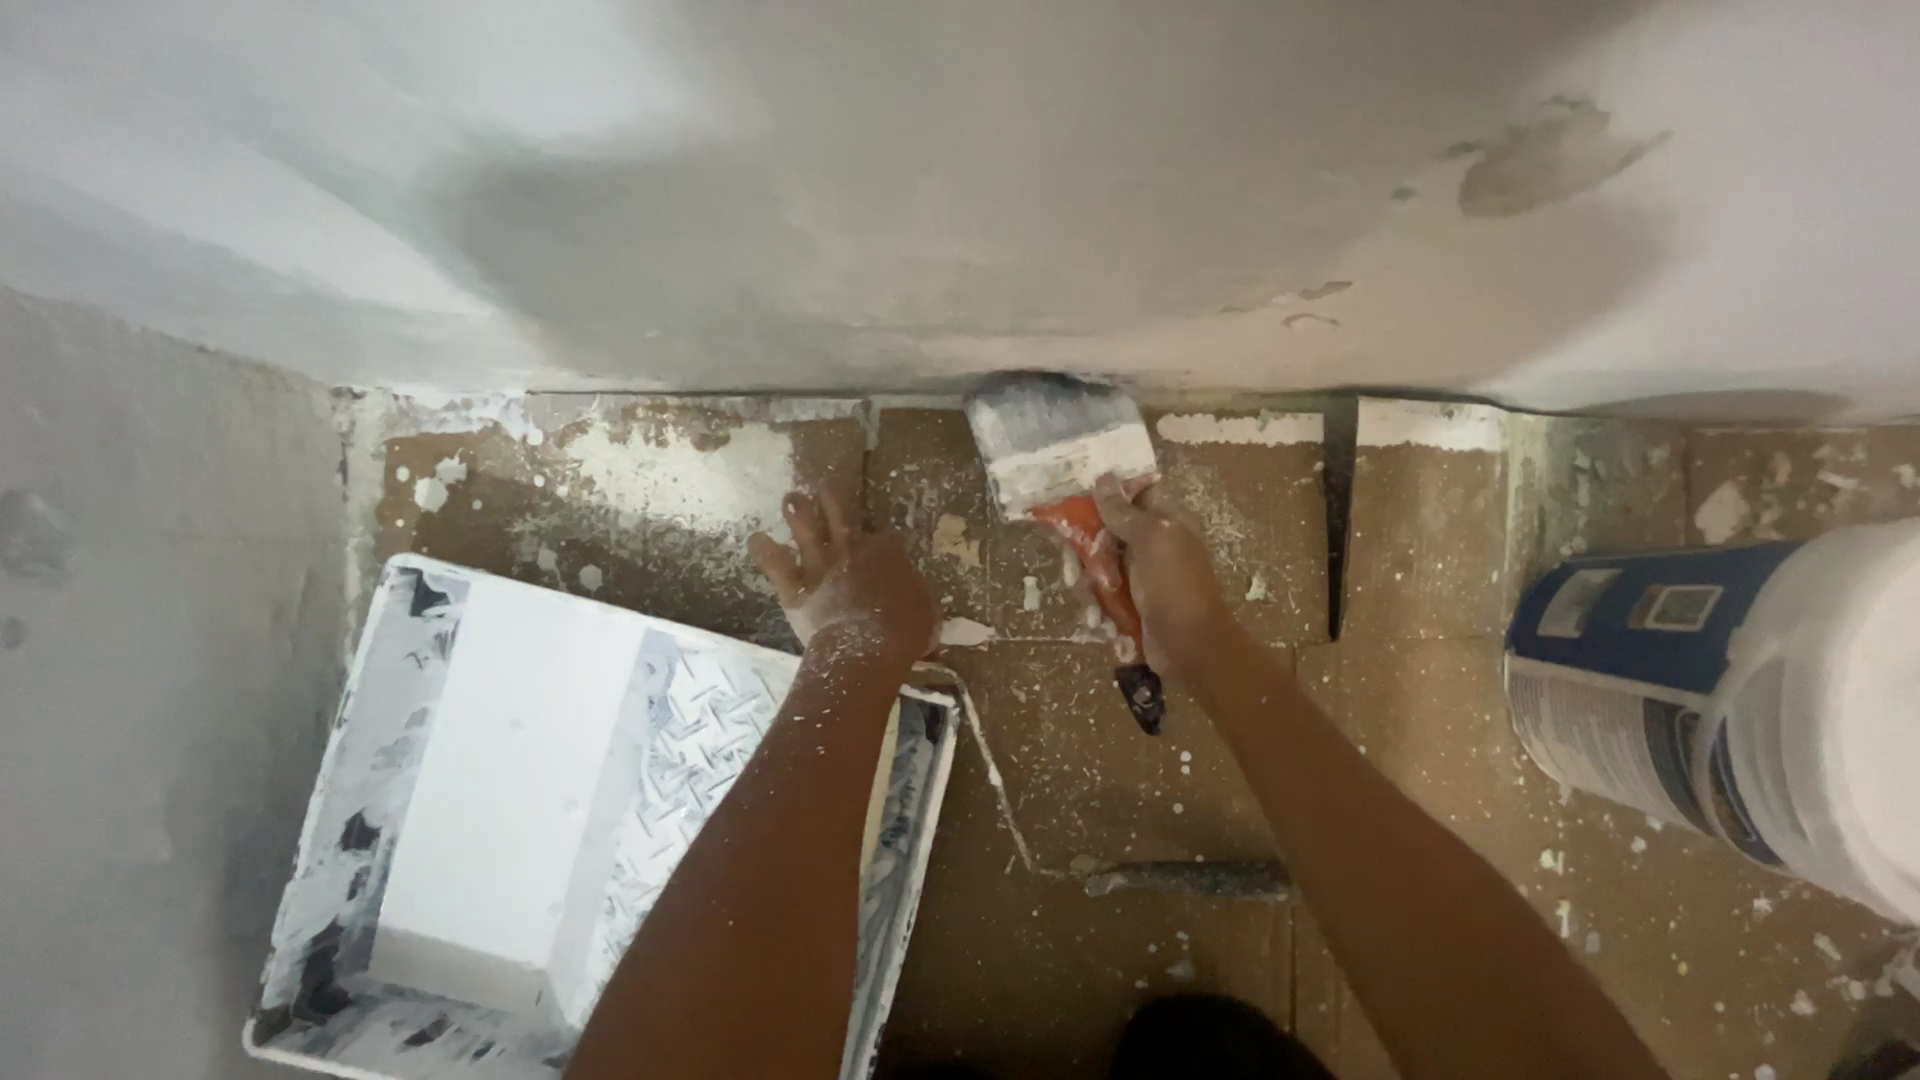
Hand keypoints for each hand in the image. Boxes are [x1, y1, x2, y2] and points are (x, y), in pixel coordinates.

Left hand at [749, 487, 937, 664]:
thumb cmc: (905, 633)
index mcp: (886, 553)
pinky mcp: (795, 586)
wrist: (866, 650)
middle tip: (825, 487)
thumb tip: (912, 590)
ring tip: (791, 498)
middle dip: (832, 497)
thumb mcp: (925, 609)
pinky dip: (765, 549)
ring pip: (805, 526)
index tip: (883, 545)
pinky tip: (757, 539)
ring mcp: (820, 564)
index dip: (883, 540)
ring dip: (798, 509)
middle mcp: (850, 549)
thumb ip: (916, 592)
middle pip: (839, 512)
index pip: (885, 537)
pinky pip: (774, 562)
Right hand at [1092, 473, 1235, 679]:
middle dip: (1085, 548)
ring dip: (1088, 583)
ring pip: (1098, 566)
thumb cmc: (1175, 587)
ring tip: (1088, 599)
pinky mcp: (1130, 604)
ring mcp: (1141, 576)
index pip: (1132, 495)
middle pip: (1106, 532)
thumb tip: (1103, 477)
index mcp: (1166, 521)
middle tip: (1074, 565)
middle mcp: (1152, 545)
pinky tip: (1098, 619)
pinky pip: (1102, 596)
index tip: (1073, 499)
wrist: (1191, 648)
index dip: (1104, 495)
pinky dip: (1097, 607)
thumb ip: (1123, 511)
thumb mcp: (1151, 540)